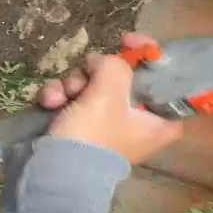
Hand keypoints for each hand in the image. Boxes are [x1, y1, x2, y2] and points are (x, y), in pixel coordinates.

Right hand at [37, 32, 184, 164]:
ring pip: (91, 87)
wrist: (51, 172)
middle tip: (81, 81)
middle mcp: (137, 120)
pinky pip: (72, 100)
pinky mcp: (78, 127)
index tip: (125, 40)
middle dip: (93, 75)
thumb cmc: (91, 136)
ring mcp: (105, 124)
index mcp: (162, 118)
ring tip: (57, 98)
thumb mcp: (107, 96)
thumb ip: (113, 68)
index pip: (165, 77)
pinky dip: (58, 97)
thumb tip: (102, 59)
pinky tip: (47, 104)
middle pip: (120, 79)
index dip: (146, 55)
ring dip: (69, 85)